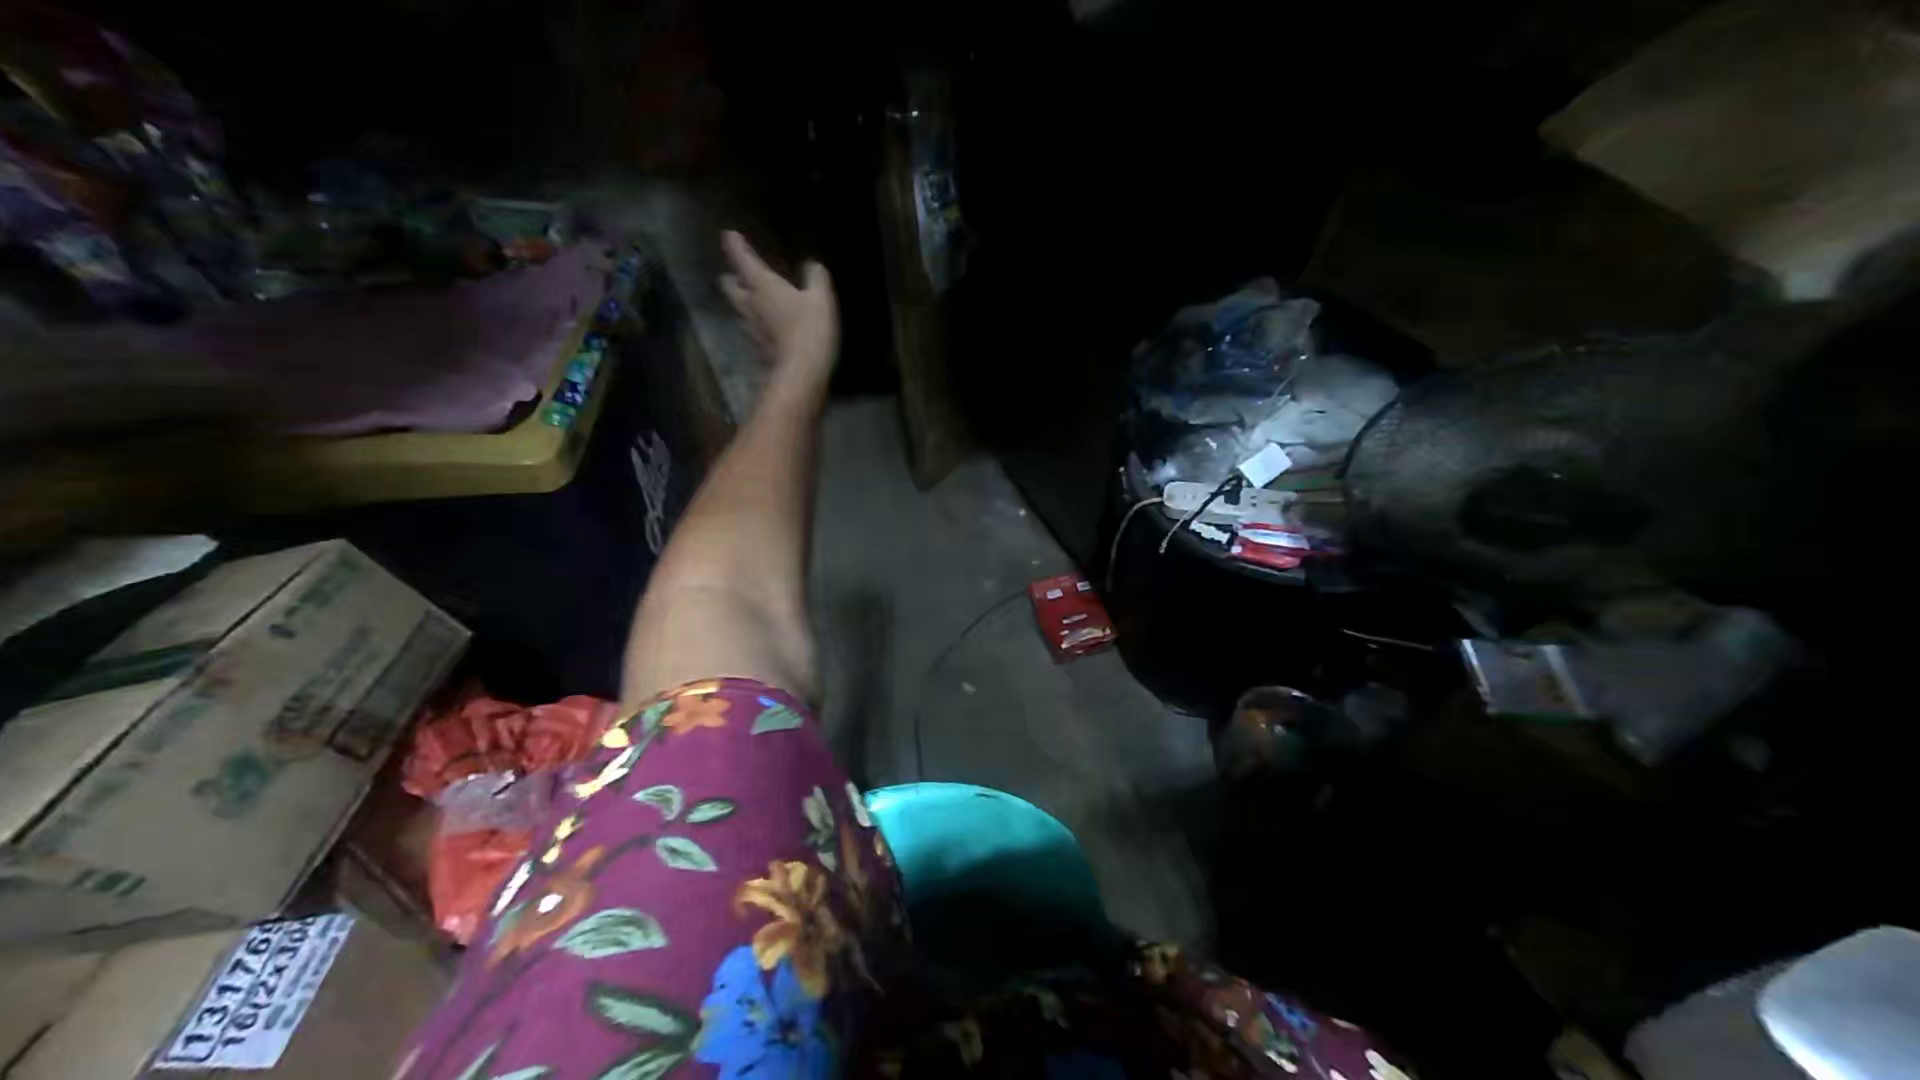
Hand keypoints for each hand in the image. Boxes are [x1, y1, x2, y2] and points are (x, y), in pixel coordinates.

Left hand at [718, 230, 836, 382]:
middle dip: (732, 277)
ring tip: (747, 298)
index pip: (742, 260)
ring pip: (739, 309)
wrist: (802, 372)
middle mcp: (750, 304)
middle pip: (731, 287)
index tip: (728, 235)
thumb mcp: (821, 298)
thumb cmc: (810, 328)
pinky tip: (762, 326)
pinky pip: (751, 329)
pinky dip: (754, 323)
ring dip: (741, 301)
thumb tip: (812, 265)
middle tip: (734, 274)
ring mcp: (751, 328)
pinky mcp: (757, 347)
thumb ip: (816, 278)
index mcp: (762, 285)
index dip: (735, 246)